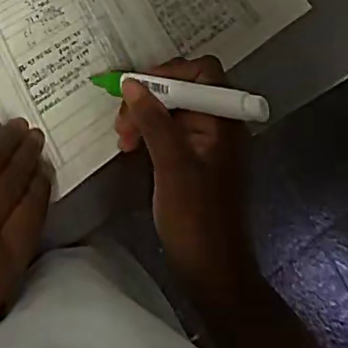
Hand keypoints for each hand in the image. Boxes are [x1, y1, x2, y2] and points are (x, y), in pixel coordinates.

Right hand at [115, 59, 317, 347]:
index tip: (139, 88)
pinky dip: (150, 133)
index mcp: (224, 121)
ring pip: (173, 110)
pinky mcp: (195, 161)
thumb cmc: (197, 219)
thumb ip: (153, 120)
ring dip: (145, 116)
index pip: (203, 71)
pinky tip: (132, 148)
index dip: (170, 72)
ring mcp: (208, 144)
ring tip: (124, 139)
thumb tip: (132, 83)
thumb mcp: (171, 165)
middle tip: (123, 121)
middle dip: (150, 98)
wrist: (214, 276)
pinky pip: (170, 131)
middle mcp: (219, 126)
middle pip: (183, 88)